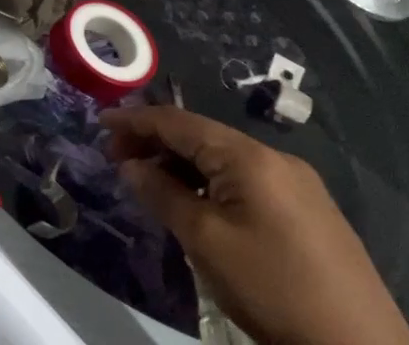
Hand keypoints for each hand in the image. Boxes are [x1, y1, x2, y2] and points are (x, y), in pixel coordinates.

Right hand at [101, 106, 408, 344]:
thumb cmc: (272, 287)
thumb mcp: (204, 240)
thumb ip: (162, 194)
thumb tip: (131, 166)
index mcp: (250, 158)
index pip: (180, 123)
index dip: (135, 120)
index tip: (99, 124)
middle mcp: (276, 161)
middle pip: (202, 137)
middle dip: (156, 142)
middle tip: (117, 160)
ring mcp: (298, 187)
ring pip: (223, 160)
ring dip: (181, 164)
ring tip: (148, 182)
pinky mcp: (309, 214)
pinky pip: (245, 181)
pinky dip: (209, 182)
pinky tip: (192, 202)